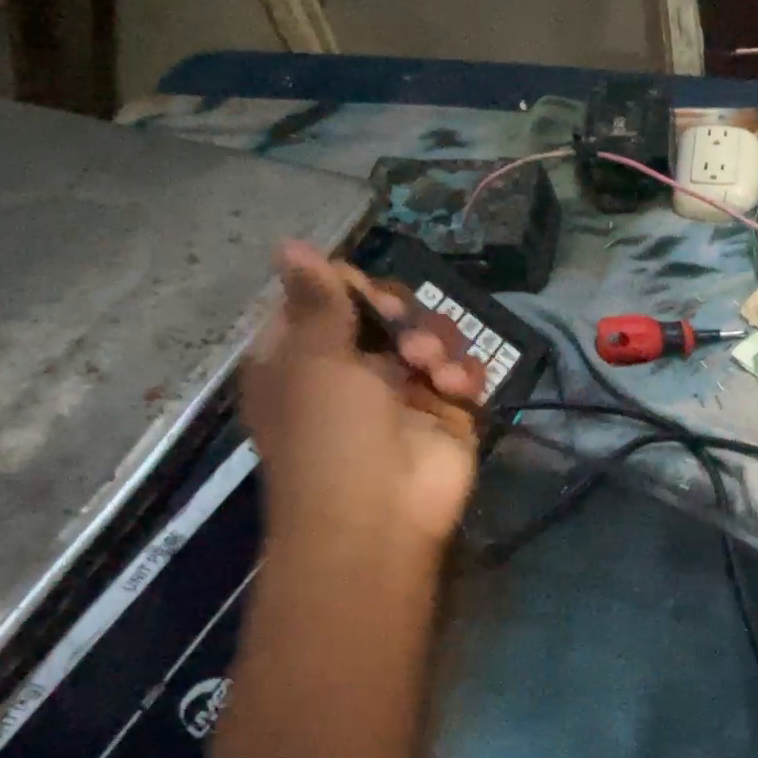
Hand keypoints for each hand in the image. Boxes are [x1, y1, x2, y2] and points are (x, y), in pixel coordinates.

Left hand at [244, 242, 483, 548]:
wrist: (380, 513)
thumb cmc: (329, 434)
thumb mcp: (313, 359)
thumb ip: (318, 301)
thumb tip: (291, 244)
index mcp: (303, 355)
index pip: (326, 298)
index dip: (347, 287)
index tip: (362, 293)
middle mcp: (353, 369)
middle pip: (386, 313)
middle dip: (401, 314)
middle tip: (403, 331)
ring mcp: (406, 392)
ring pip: (432, 338)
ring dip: (437, 343)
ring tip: (433, 368)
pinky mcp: (450, 414)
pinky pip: (466, 373)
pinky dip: (466, 374)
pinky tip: (457, 388)